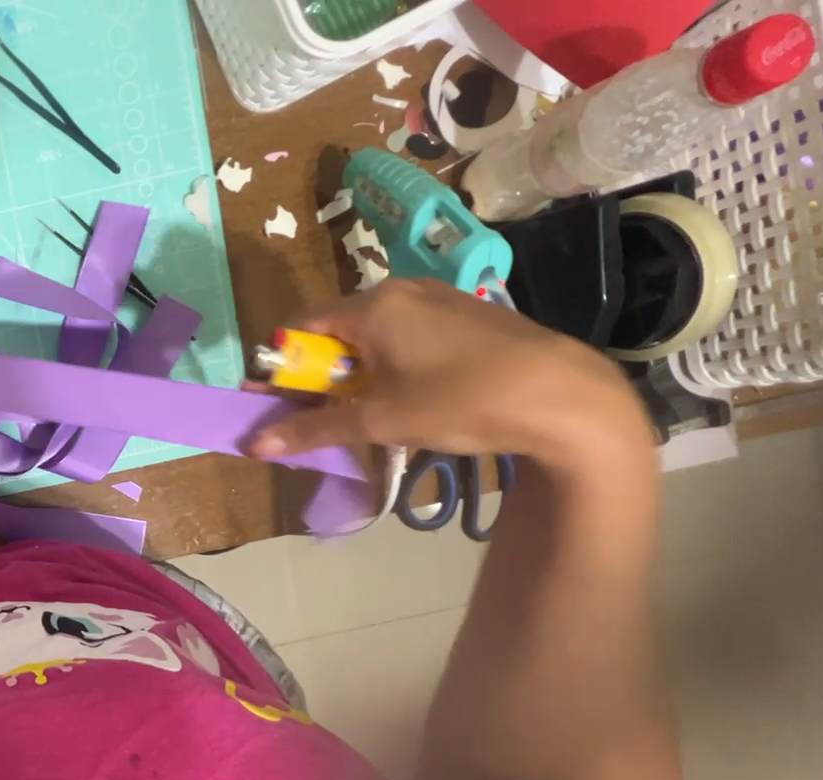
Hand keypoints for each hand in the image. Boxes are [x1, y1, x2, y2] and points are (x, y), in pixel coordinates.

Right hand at [246, 279, 652, 471]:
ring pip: (368, 335)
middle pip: (332, 330)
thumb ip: (313, 429)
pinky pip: (401, 335)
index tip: (272, 400)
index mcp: (372, 307)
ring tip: (358, 412)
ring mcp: (436, 300)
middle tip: (313, 414)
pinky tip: (400, 396)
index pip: (298, 327)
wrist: (569, 399)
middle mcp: (400, 291)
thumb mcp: (380, 421)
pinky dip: (384, 365)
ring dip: (349, 373)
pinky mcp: (463, 316)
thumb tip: (254, 445)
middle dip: (313, 373)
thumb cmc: (463, 401)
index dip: (278, 365)